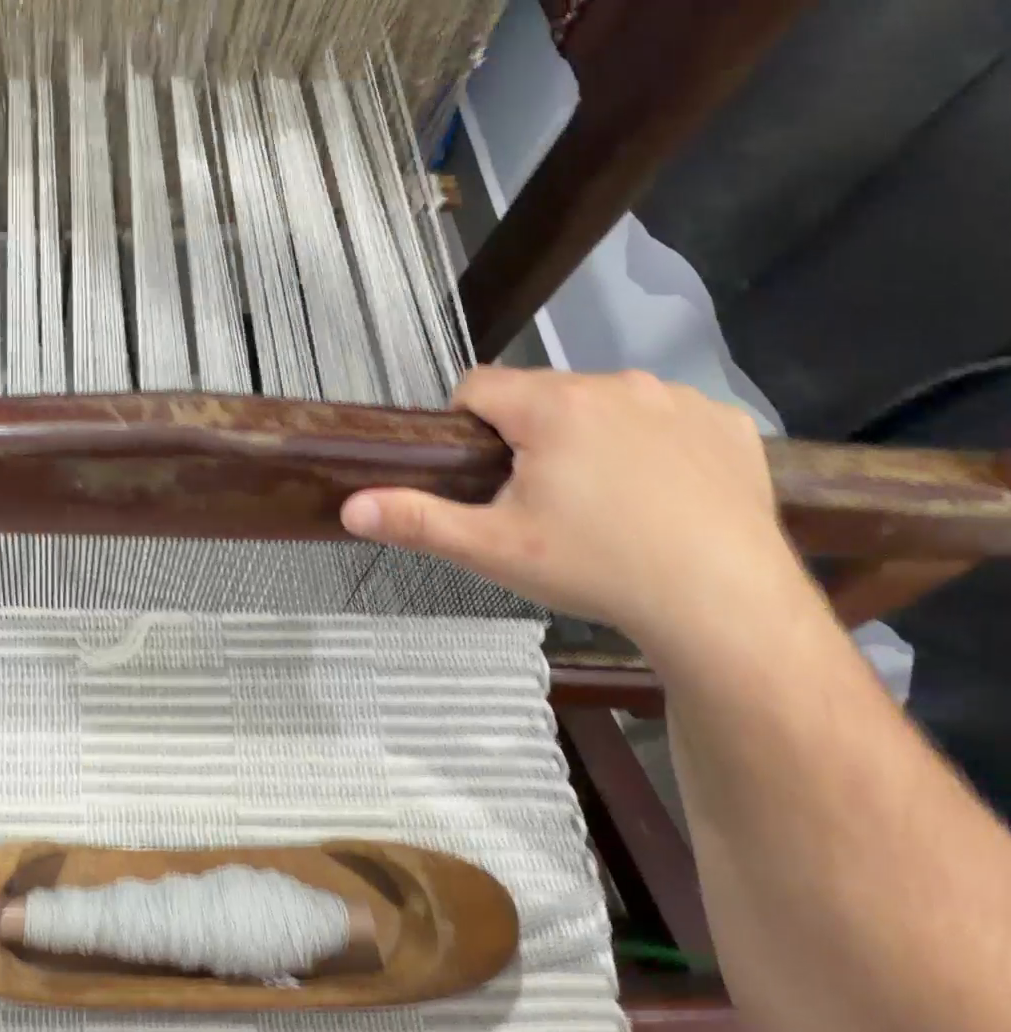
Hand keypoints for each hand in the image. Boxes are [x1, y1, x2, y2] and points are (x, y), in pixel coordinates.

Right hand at [341, 368, 809, 647]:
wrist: (722, 602)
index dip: (464, 426)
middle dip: (526, 437)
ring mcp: (679, 399)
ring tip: (599, 505)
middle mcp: (617, 384)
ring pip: (602, 405)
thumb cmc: (594, 568)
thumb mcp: (491, 550)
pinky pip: (664, 419)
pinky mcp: (727, 423)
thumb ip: (416, 521)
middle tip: (536, 504)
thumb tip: (350, 506)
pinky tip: (655, 498)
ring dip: (586, 438)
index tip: (478, 475)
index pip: (478, 385)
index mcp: (553, 406)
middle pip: (541, 396)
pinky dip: (650, 446)